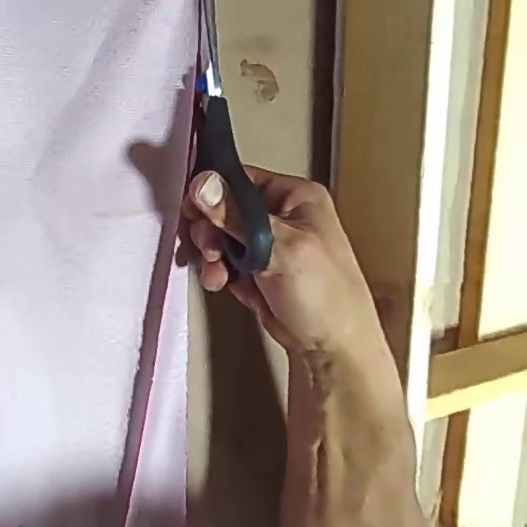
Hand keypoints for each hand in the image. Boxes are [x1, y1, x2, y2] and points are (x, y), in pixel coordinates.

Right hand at [181, 166, 394, 386]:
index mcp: (295, 196)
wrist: (333, 349)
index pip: (239, 178)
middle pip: (222, 207)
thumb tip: (203, 184)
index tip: (194, 211)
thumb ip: (235, 216)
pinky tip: (221, 282)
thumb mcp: (277, 248)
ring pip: (219, 234)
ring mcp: (267, 241)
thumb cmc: (324, 296)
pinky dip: (216, 270)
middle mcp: (280, 214)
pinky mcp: (256, 266)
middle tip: (211, 249)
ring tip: (217, 273)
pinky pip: (223, 258)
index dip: (211, 193)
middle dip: (210, 230)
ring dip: (211, 254)